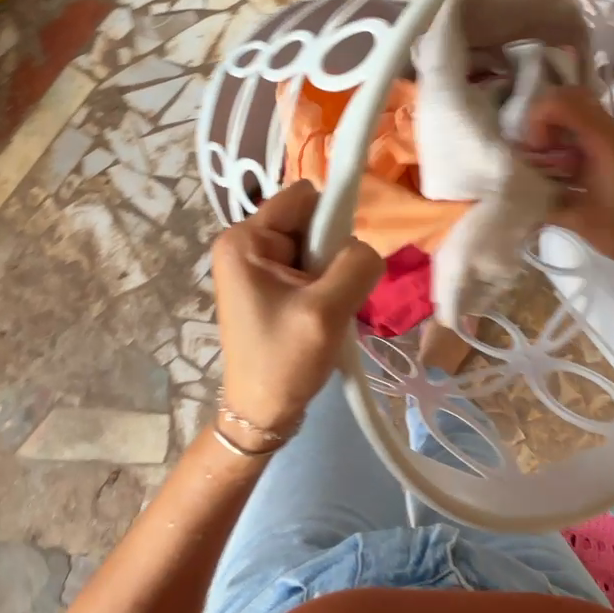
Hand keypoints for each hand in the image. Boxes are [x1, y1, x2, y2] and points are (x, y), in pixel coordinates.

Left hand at [209, 180, 384, 439]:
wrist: (260, 415)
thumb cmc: (285, 362)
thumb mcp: (327, 311)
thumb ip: (355, 264)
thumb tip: (368, 245)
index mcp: (246, 240)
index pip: (305, 196)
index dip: (333, 218)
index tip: (341, 259)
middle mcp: (245, 243)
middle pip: (310, 219)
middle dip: (331, 250)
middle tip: (333, 294)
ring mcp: (255, 265)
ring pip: (315, 244)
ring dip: (331, 271)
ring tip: (327, 309)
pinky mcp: (268, 285)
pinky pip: (309, 266)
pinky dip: (324, 285)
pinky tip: (322, 313)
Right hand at [525, 87, 613, 282]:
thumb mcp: (584, 222)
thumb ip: (546, 204)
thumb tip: (514, 196)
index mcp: (605, 139)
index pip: (560, 102)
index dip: (536, 120)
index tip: (533, 152)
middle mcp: (612, 130)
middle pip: (567, 102)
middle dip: (542, 124)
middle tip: (535, 156)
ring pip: (576, 118)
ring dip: (555, 137)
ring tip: (545, 170)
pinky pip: (586, 135)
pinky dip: (567, 148)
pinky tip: (562, 179)